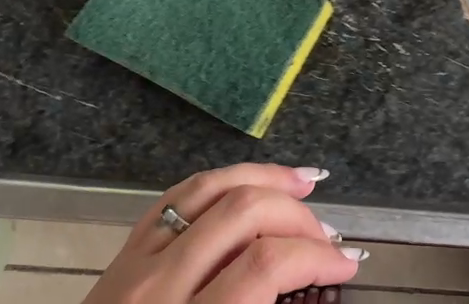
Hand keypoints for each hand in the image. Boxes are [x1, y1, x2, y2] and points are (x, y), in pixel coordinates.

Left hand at [84, 163, 364, 303]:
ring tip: (304, 185)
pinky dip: (222, 181)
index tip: (346, 266)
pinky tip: (250, 183)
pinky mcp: (122, 254)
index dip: (316, 257)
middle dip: (298, 217)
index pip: (264, 265)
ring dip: (265, 178)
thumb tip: (315, 290)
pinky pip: (178, 195)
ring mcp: (134, 263)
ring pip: (209, 187)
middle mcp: (157, 288)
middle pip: (242, 212)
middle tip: (326, 239)